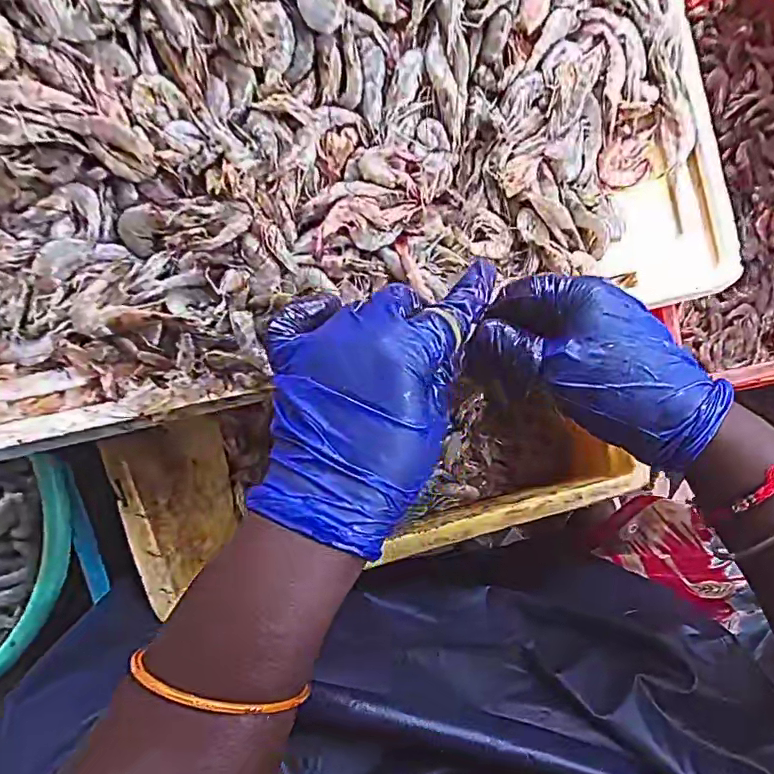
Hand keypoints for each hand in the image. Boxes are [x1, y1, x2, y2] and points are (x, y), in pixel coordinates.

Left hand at [247, 262, 496, 559]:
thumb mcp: (432, 421)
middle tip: (417, 346)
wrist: (330, 495)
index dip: (468, 296)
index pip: (446, 314)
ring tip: (375, 353)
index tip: (481, 277)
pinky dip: (315, 317)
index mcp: (408, 348)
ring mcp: (324, 340)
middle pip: (398, 303)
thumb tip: (444, 349)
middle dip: (412, 319)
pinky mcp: (292, 355)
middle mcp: (365, 331)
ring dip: (371, 325)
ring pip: (356, 309)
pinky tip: (328, 320)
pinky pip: (299, 318)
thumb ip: (438, 375)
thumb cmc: (390, 469)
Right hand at [472, 275, 733, 471]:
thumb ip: (514, 347)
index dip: (492, 315)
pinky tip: (546, 379)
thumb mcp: (554, 369)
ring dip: (532, 347)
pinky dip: (554, 355)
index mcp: (578, 292)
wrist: (680, 418)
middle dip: (511, 332)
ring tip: (512, 374)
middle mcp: (596, 296)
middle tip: (487, 363)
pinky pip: (575, 341)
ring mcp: (611, 319)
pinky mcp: (620, 343)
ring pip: (556, 326)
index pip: (519, 291)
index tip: (471, 341)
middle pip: (538, 307)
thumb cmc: (614, 389)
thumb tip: (479, 332)